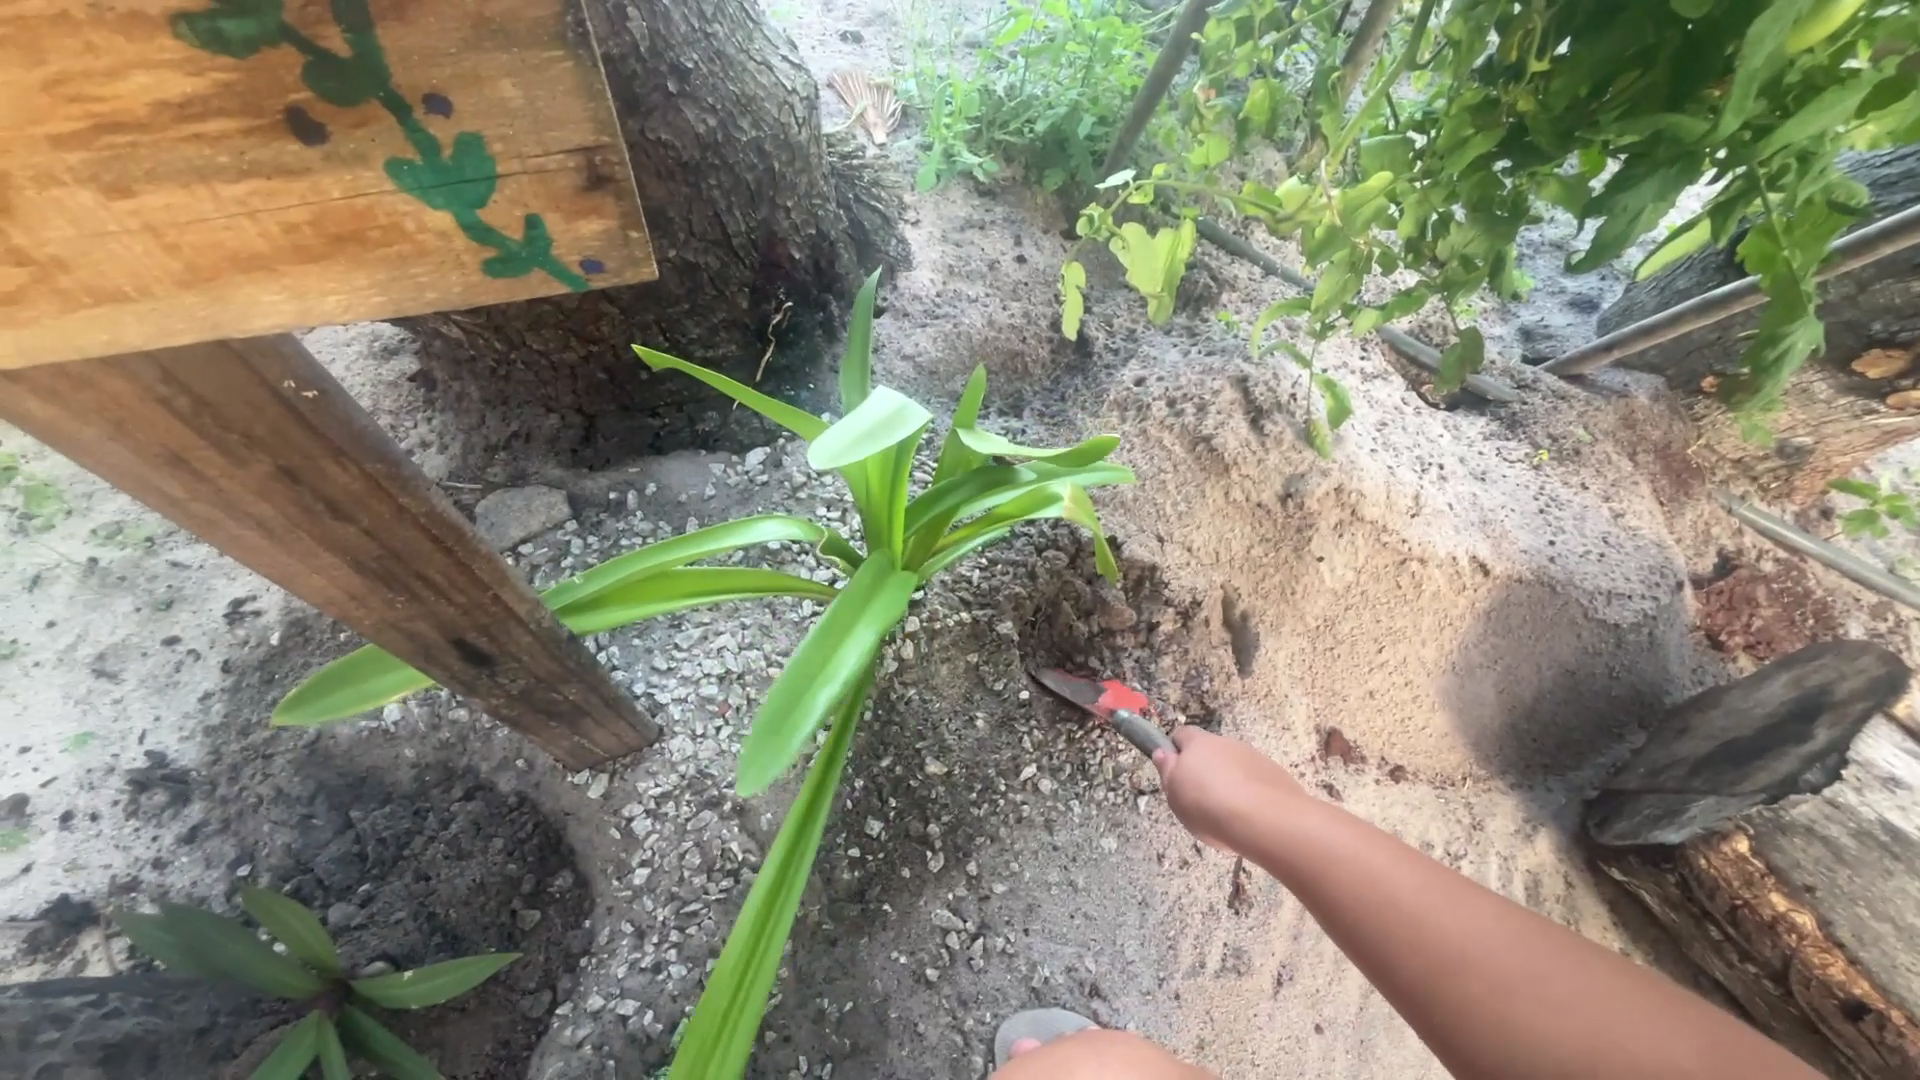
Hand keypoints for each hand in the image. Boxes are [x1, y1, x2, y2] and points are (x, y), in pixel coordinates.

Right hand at [1152, 727, 1306, 850]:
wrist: (1267, 821)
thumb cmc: (1209, 806)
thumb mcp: (1174, 793)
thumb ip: (1167, 770)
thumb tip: (1163, 753)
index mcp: (1198, 743)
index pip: (1181, 734)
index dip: (1176, 752)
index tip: (1175, 774)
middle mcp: (1228, 743)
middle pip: (1211, 752)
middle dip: (1206, 771)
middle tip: (1201, 801)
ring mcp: (1255, 757)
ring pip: (1235, 767)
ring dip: (1231, 783)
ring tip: (1229, 815)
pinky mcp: (1277, 775)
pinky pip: (1257, 782)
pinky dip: (1252, 794)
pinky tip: (1252, 818)